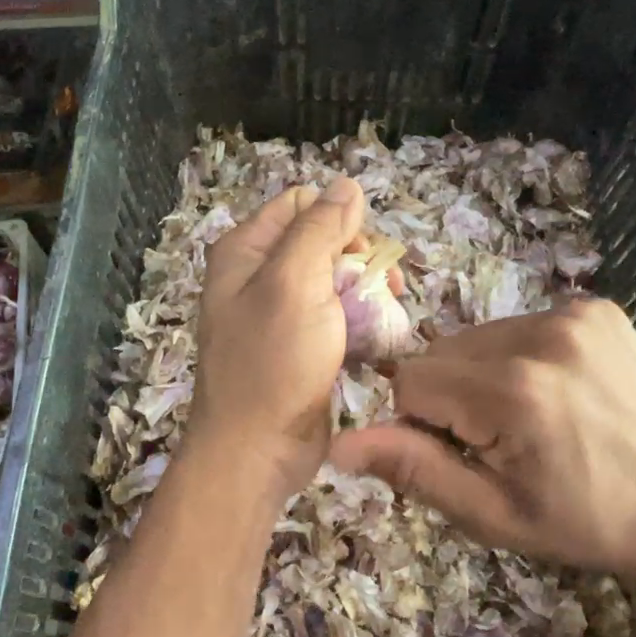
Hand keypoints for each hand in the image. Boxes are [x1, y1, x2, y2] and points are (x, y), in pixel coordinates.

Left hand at [191, 177, 366, 500]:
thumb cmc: (272, 363)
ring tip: (390, 315)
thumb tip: (347, 184)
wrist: (255, 452)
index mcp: (245, 251)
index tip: (363, 254)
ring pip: (335, 280)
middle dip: (360, 259)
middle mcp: (257, 275)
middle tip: (389, 289)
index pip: (301, 204)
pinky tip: (378, 339)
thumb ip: (320, 230)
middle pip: (322, 241)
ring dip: (367, 293)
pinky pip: (335, 317)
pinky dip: (359, 322)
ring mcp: (278, 314)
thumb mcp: (295, 284)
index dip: (338, 220)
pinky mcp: (298, 346)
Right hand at [328, 298, 635, 589]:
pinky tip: (559, 390)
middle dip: (452, 394)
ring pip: (479, 336)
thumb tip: (338, 445)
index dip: (423, 422)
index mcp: (512, 393)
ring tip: (532, 415)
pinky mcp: (598, 308)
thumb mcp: (489, 514)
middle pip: (444, 352)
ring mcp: (575, 315)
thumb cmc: (579, 521)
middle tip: (500, 440)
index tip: (464, 452)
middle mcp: (542, 337)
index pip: (411, 382)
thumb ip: (412, 470)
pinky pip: (523, 322)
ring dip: (485, 372)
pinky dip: (523, 354)